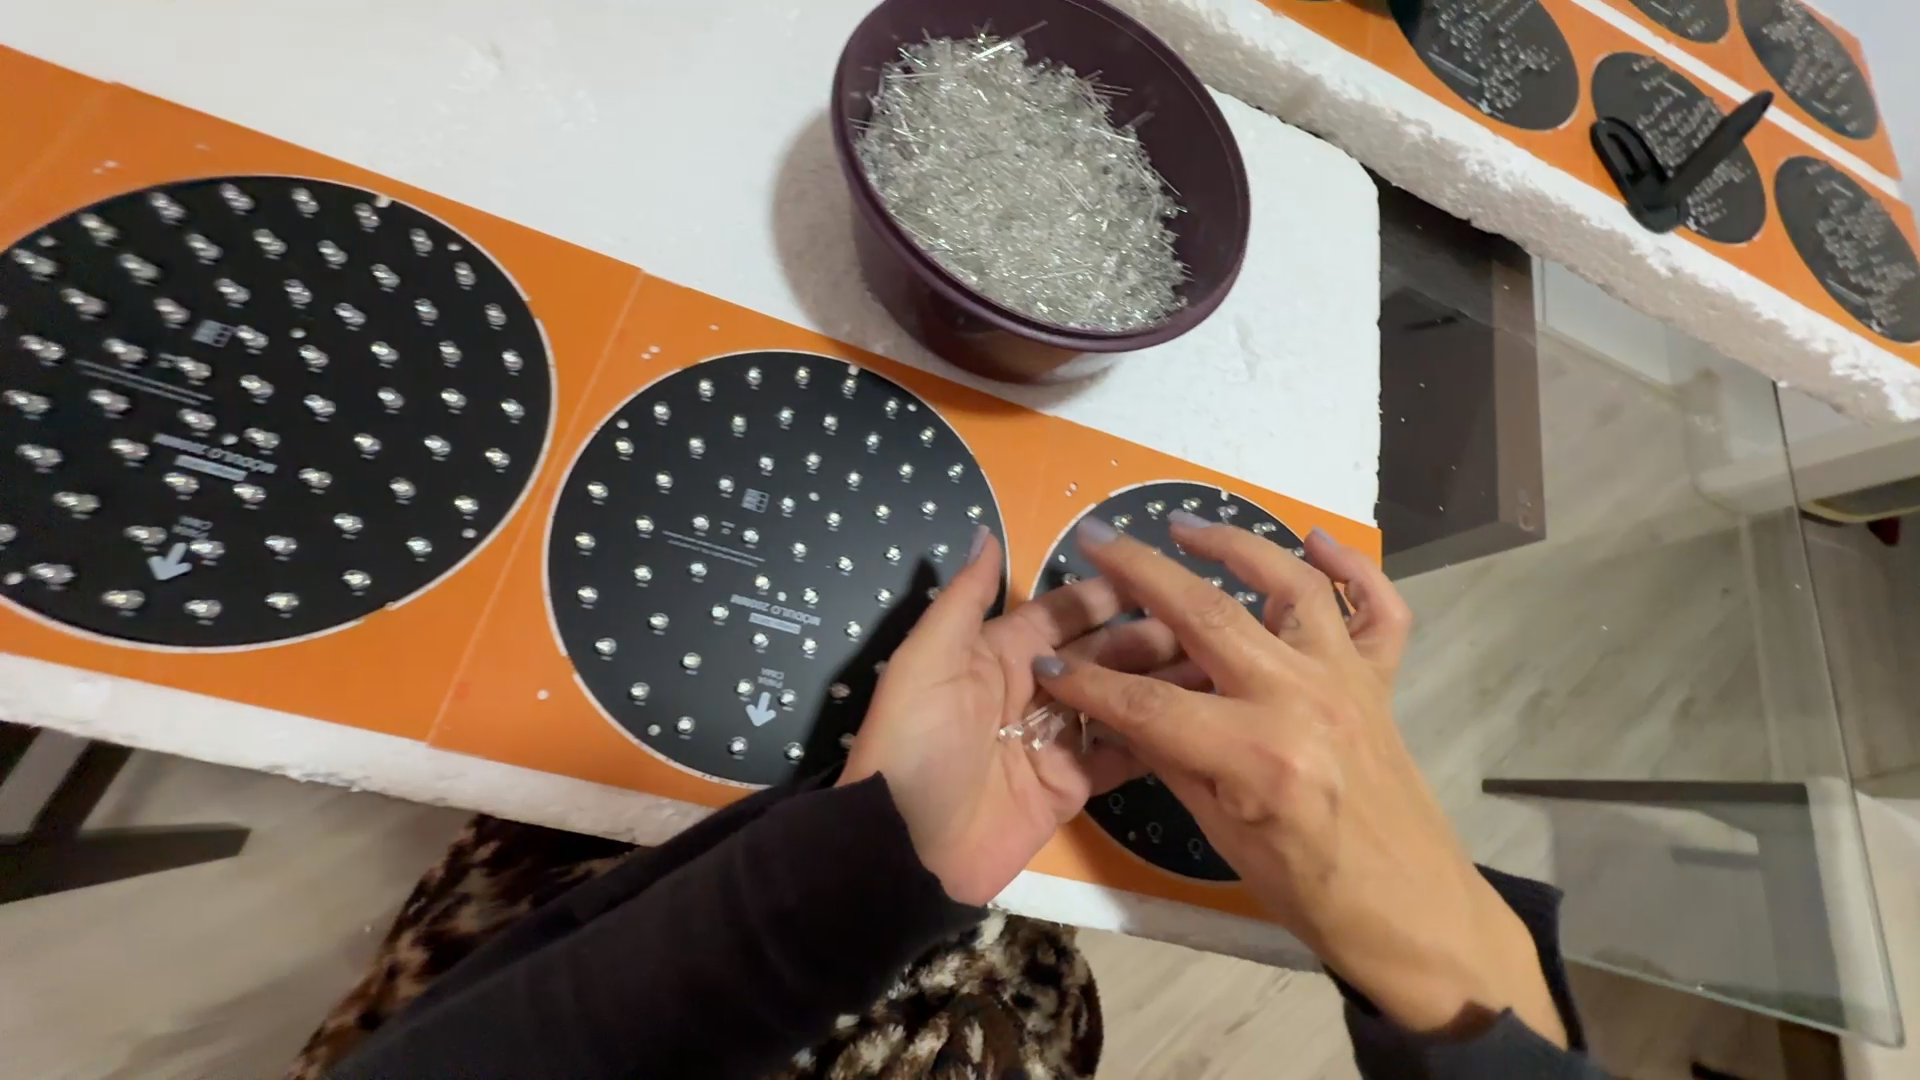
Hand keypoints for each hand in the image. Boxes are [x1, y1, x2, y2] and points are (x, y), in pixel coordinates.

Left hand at [840, 526, 1169, 906]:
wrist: (907, 846)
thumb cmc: (917, 740)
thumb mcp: (929, 659)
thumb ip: (965, 597)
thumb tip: (988, 532)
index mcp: (1000, 652)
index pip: (1062, 613)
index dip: (1106, 595)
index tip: (1159, 575)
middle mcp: (1033, 688)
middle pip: (1099, 654)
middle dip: (1146, 638)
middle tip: (1207, 628)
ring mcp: (1055, 739)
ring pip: (1116, 701)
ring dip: (1160, 686)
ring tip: (1220, 670)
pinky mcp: (1070, 785)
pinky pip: (1117, 755)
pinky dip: (1154, 739)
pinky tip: (1201, 722)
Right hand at [1031, 515, 1566, 1046]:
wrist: (1410, 913)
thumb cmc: (1304, 886)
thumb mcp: (1216, 827)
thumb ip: (1165, 752)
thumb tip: (1112, 703)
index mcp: (1256, 754)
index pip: (1146, 703)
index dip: (1087, 683)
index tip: (1045, 660)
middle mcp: (1302, 699)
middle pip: (1205, 615)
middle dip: (1139, 571)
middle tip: (1097, 537)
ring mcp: (1347, 680)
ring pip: (1290, 586)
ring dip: (1232, 545)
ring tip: (1184, 524)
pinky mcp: (1380, 679)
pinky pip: (1378, 608)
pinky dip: (1352, 566)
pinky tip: (1313, 539)